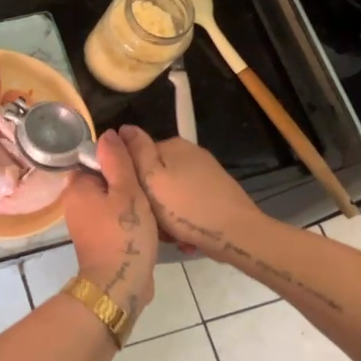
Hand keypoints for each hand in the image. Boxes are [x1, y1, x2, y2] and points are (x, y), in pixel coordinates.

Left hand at [61, 128, 158, 317]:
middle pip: (103, 181)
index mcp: (77, 188)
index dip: (116, 159)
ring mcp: (86, 225)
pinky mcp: (99, 241)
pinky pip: (114, 219)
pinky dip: (128, 218)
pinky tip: (146, 220)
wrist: (119, 285)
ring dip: (129, 201)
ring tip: (151, 201)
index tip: (138, 165)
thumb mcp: (127, 191)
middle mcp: (75, 204)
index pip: (93, 160)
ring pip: (111, 201)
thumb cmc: (124, 234)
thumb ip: (117, 161)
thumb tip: (108, 134)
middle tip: (149, 184)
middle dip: (126, 181)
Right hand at [118, 126, 265, 258]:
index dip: (131, 178)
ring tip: (171, 232)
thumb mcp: (151, 179)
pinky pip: (188, 201)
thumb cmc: (186, 208)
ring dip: (167, 212)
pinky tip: (186, 233)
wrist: (236, 233)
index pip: (137, 155)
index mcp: (172, 145)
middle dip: (151, 198)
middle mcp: (189, 152)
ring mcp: (205, 171)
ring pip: (171, 191)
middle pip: (156, 174)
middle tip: (154, 220)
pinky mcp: (216, 190)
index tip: (134, 199)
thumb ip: (136, 152)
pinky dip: (184, 216)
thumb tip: (123, 127)